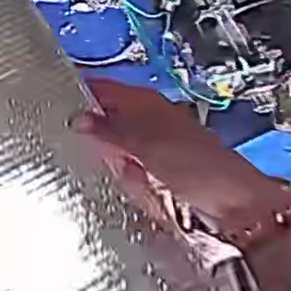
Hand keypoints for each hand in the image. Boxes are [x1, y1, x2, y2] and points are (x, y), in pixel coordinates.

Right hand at [74, 78, 290, 232]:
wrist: (238, 204)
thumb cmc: (191, 163)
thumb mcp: (141, 143)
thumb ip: (106, 129)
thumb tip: (74, 117)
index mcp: (140, 99)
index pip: (98, 87)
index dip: (77, 91)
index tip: (52, 102)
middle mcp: (144, 116)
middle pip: (103, 121)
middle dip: (99, 141)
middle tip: (101, 156)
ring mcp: (152, 143)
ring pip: (115, 150)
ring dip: (118, 166)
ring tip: (133, 179)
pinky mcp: (159, 168)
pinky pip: (130, 170)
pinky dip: (131, 180)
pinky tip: (142, 191)